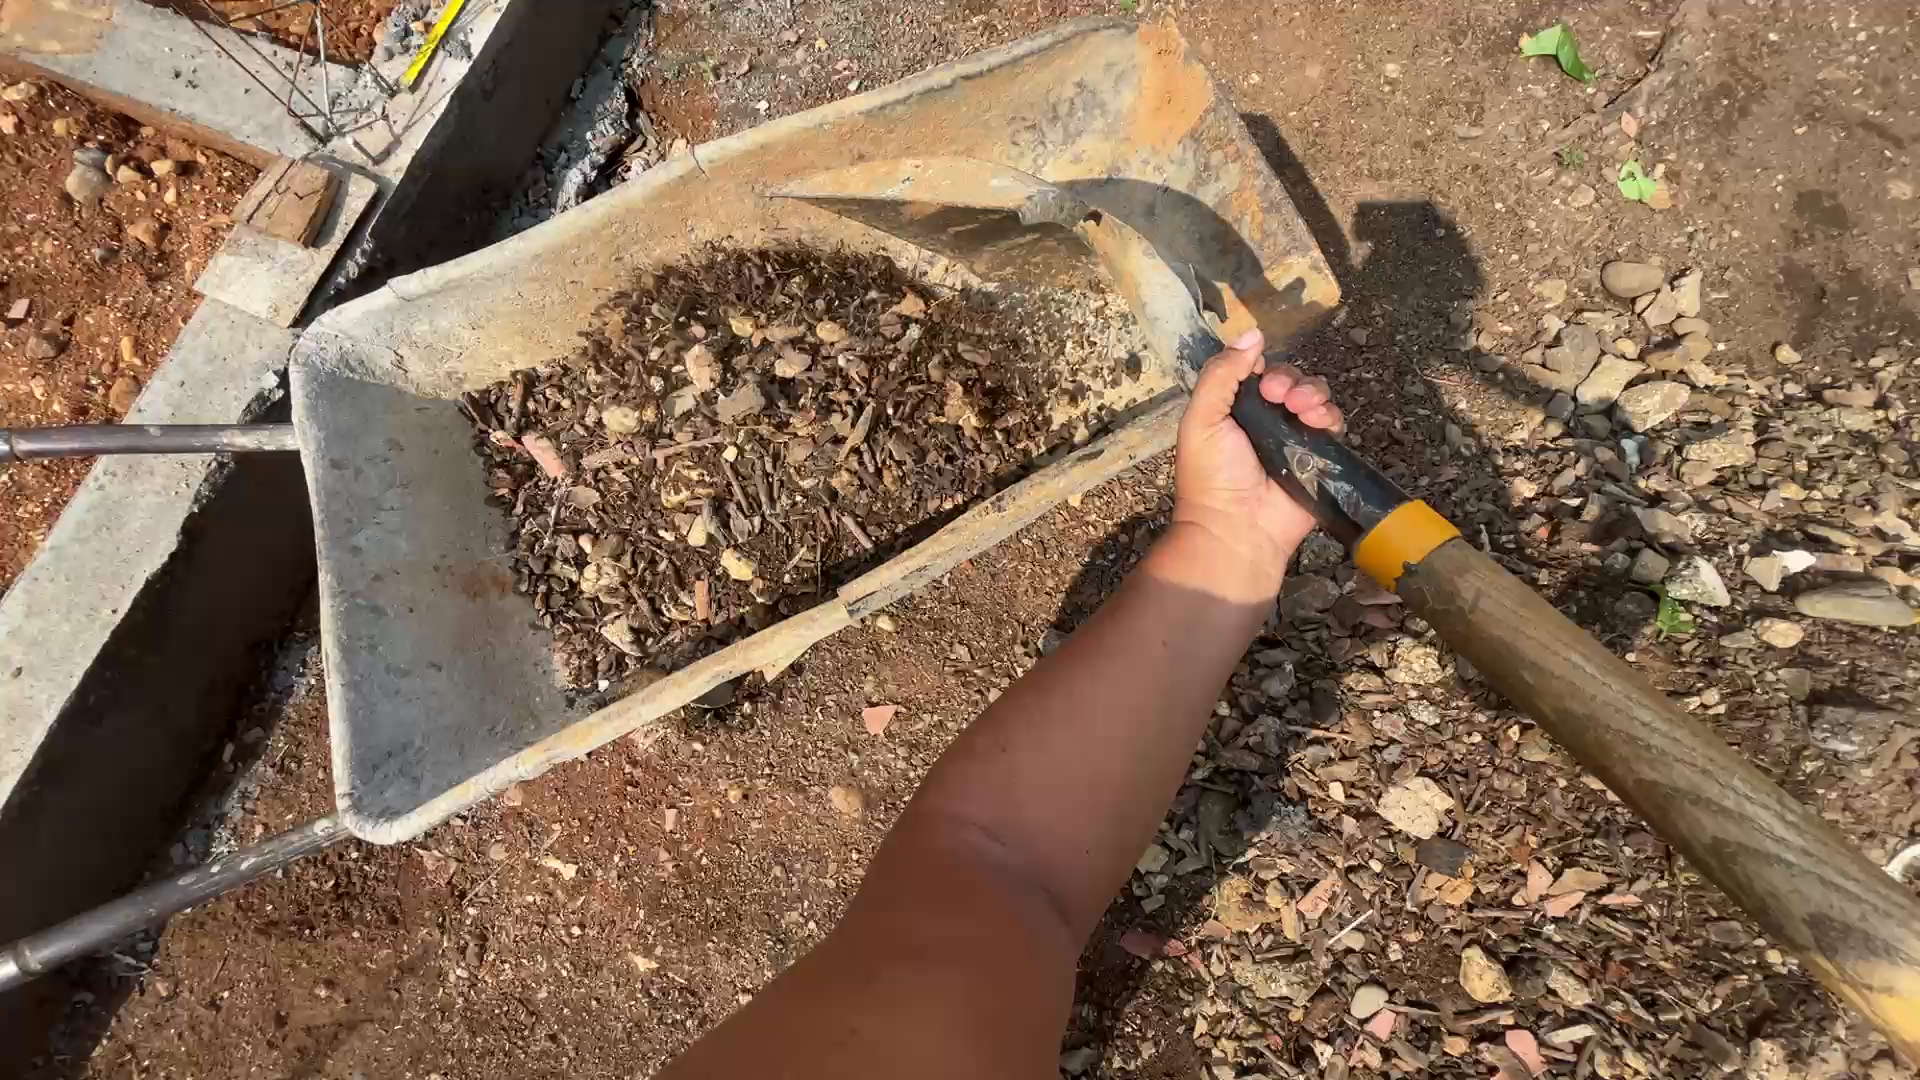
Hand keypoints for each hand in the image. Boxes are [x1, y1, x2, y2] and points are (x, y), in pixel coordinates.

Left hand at [1169, 328, 1344, 599]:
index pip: (1256, 373)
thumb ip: (1221, 375)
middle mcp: (1263, 422)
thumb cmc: (1211, 474)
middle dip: (1290, 380)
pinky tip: (1319, 420)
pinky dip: (1330, 415)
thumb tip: (1251, 334)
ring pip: (1314, 397)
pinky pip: (1333, 424)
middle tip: (1282, 398)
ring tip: (1301, 409)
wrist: (1235, 527)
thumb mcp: (1202, 418)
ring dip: (1312, 393)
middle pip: (1289, 380)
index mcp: (1231, 411)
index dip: (1263, 368)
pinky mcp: (1317, 458)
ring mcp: (1292, 439)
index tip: (1262, 382)